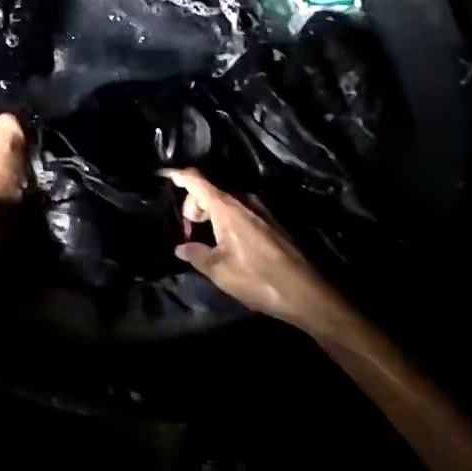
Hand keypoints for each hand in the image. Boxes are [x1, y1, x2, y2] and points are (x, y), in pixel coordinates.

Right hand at [159, 167, 348, 335]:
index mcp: (227, 207)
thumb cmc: (260, 280)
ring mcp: (261, 210)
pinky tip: (229, 245)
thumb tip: (181, 247)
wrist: (311, 296)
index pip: (195, 179)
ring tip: (208, 242)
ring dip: (211, 215)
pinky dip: (227, 220)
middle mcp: (244, 200)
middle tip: (189, 235)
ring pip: (226, 201)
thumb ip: (196, 254)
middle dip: (193, 207)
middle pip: (209, 190)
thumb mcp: (220, 271)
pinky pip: (241, 211)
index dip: (175, 174)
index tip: (159, 175)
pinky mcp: (273, 222)